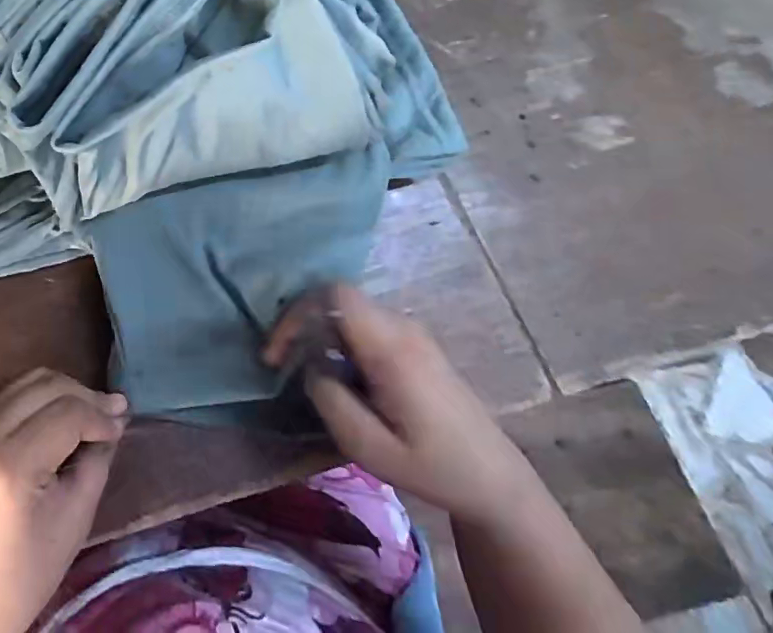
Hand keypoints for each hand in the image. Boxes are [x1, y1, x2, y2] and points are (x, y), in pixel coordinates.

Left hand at [0, 369, 128, 632]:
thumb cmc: (28, 570)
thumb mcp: (75, 518)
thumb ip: (96, 462)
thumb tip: (113, 423)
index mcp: (13, 462)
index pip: (67, 413)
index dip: (100, 415)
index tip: (123, 425)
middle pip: (46, 387)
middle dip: (85, 395)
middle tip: (115, 411)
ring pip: (27, 382)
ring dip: (63, 389)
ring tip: (91, 410)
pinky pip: (11, 395)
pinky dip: (40, 394)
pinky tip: (61, 412)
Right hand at [264, 285, 532, 522]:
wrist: (494, 478)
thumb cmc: (433, 467)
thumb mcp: (370, 449)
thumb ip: (330, 401)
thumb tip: (310, 367)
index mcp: (392, 348)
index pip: (334, 294)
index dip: (297, 312)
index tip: (277, 352)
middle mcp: (401, 326)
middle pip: (336, 298)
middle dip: (301, 323)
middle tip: (280, 362)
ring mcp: (410, 331)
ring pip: (348, 311)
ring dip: (319, 333)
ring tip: (305, 372)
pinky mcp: (413, 341)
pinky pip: (363, 324)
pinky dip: (338, 340)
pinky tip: (337, 375)